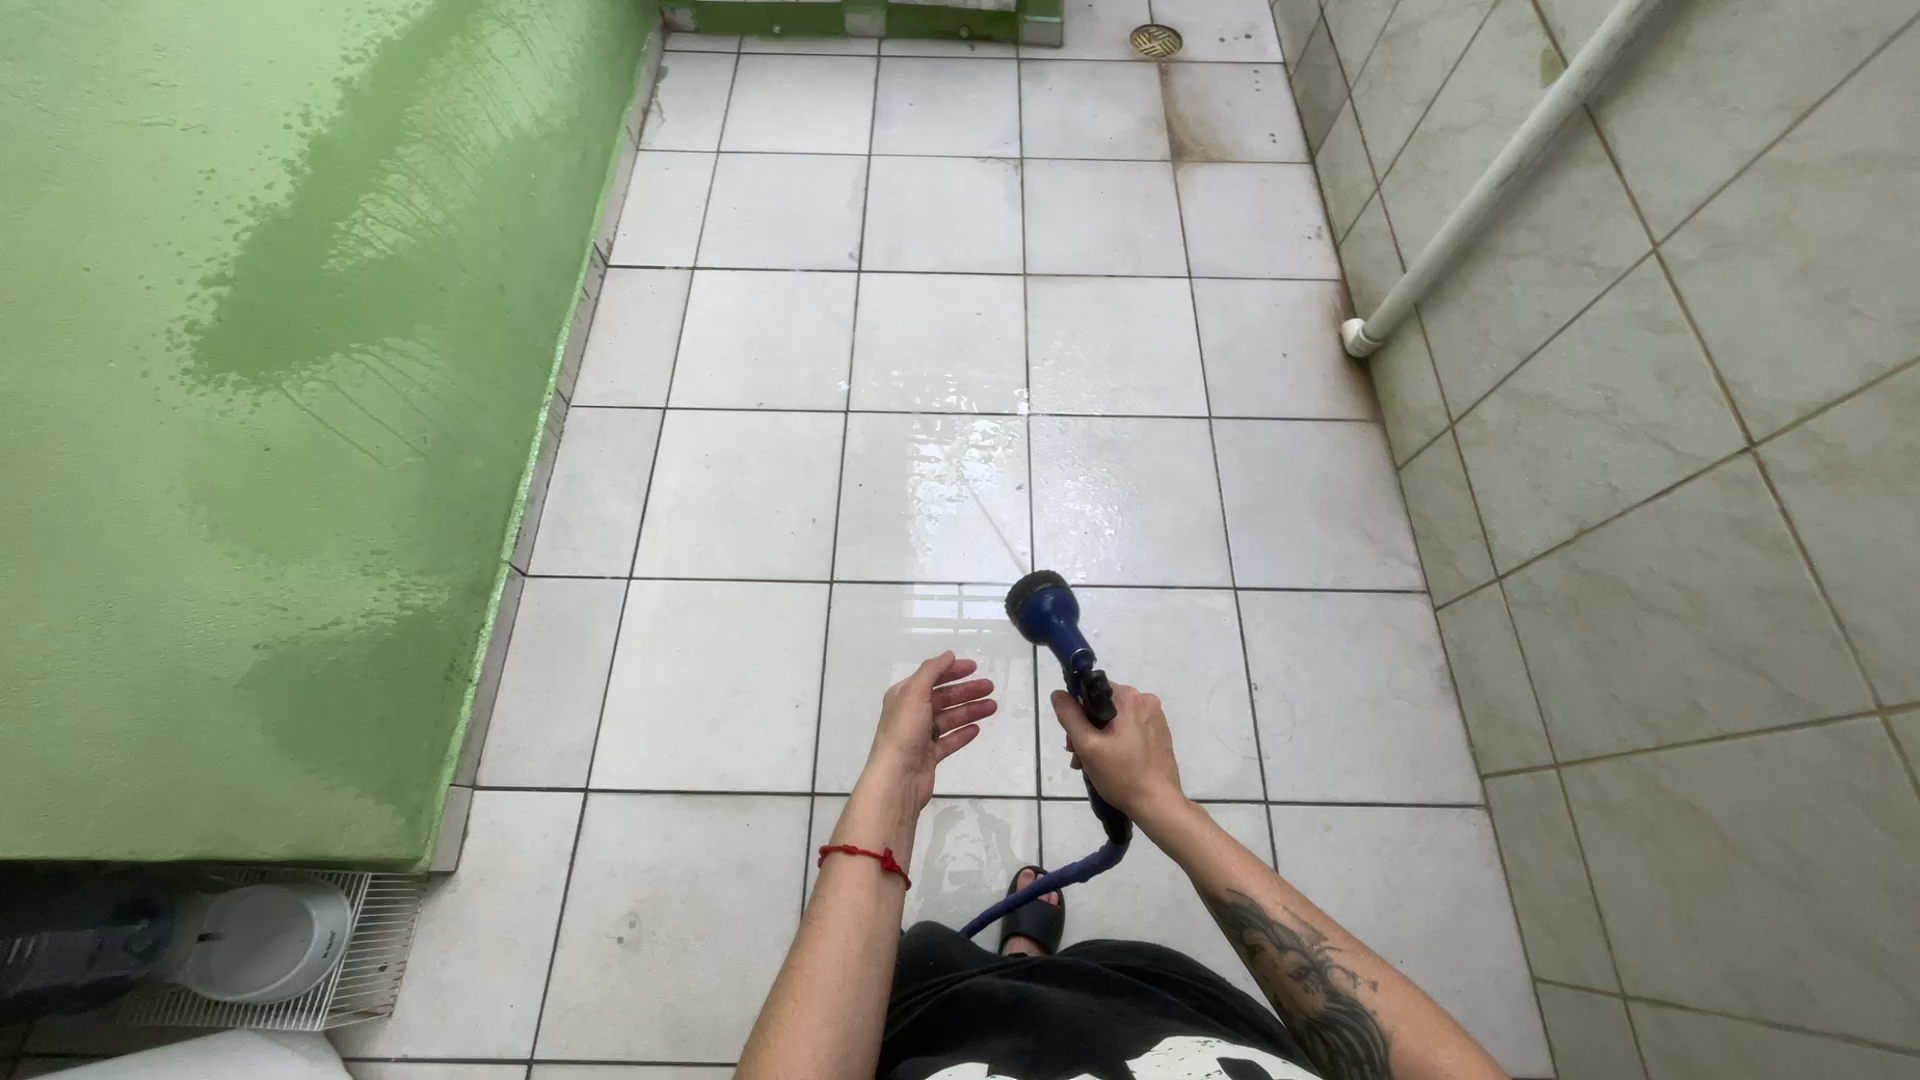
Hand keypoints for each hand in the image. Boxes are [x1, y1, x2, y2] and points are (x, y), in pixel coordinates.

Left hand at [858, 652, 996, 816]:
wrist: (897, 778)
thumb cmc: (904, 731)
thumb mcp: (914, 693)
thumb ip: (931, 671)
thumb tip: (948, 655)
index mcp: (904, 696)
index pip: (931, 677)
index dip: (952, 670)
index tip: (974, 667)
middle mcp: (911, 714)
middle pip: (943, 697)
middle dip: (966, 691)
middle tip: (990, 687)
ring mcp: (921, 736)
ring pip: (949, 718)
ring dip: (970, 710)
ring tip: (992, 707)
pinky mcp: (929, 756)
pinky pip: (949, 740)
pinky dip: (962, 733)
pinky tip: (977, 728)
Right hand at [1051, 684, 1186, 825]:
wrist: (1158, 804)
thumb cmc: (1122, 774)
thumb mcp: (1087, 745)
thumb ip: (1069, 716)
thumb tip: (1058, 694)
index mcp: (1129, 697)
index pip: (1091, 691)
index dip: (1077, 711)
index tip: (1072, 737)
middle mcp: (1145, 701)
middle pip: (1103, 706)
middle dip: (1086, 729)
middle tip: (1078, 756)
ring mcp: (1155, 717)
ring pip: (1115, 719)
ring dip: (1099, 737)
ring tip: (1091, 764)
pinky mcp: (1159, 733)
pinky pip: (1130, 729)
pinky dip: (1116, 741)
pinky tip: (1110, 763)